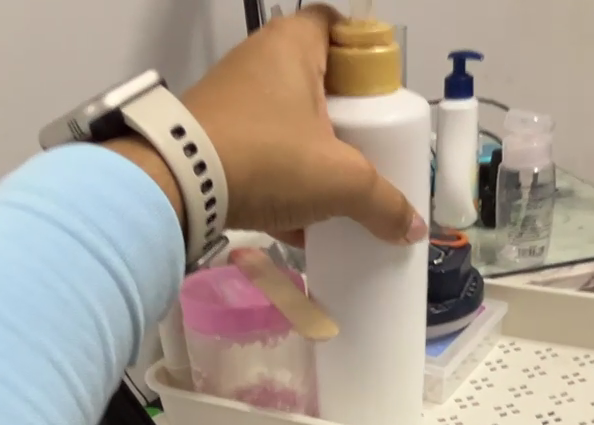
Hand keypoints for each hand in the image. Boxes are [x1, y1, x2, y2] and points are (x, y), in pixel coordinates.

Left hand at [111, 4, 426, 245]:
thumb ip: (382, 202)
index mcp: (293, 46)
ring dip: (312, 159)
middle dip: (342, 120)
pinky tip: (302, 223)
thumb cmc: (270, 158)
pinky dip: (282, 185)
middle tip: (365, 151)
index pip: (336, 26)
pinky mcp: (213, 140)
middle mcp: (258, 61)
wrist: (181, 186)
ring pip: (287, 125)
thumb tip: (412, 230)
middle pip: (316, 82)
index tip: (379, 96)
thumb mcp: (341, 181)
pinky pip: (261, 157)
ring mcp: (231, 101)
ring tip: (335, 194)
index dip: (363, 54)